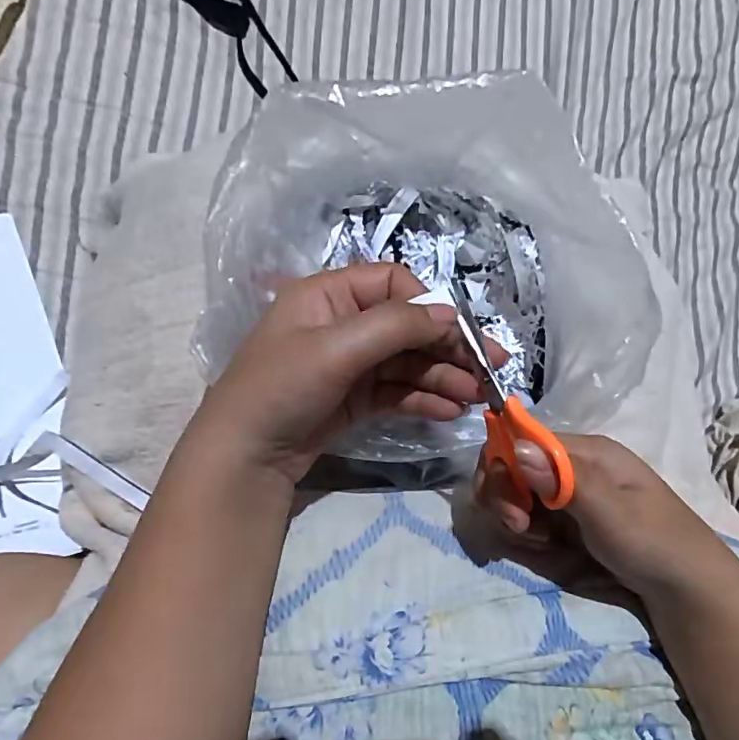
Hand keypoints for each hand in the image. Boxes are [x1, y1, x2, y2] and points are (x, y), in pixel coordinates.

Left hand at [192, 263, 503, 482]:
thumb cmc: (281, 387)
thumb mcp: (335, 348)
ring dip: (443, 377)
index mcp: (328, 295)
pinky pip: (397, 392)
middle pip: (407, 327)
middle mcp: (341, 324)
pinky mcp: (354, 400)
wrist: (245, 455)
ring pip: (407, 363)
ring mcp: (349, 365)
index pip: (393, 284)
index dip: (429, 306)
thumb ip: (395, 326)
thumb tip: (449, 313)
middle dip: (449, 346)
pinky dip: (423, 399)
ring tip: (477, 397)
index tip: (460, 334)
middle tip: (494, 369)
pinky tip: (450, 411)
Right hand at [474, 433, 720, 597]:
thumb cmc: (652, 543)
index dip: (504, 468)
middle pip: (512, 465)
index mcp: (587, 452)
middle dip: (503, 496)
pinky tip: (542, 545)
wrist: (682, 587)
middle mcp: (573, 465)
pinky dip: (524, 529)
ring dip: (511, 516)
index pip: (522, 441)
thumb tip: (518, 446)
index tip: (511, 508)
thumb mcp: (610, 511)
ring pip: (515, 492)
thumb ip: (564, 479)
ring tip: (538, 541)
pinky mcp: (566, 518)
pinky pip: (528, 514)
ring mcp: (568, 492)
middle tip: (517, 529)